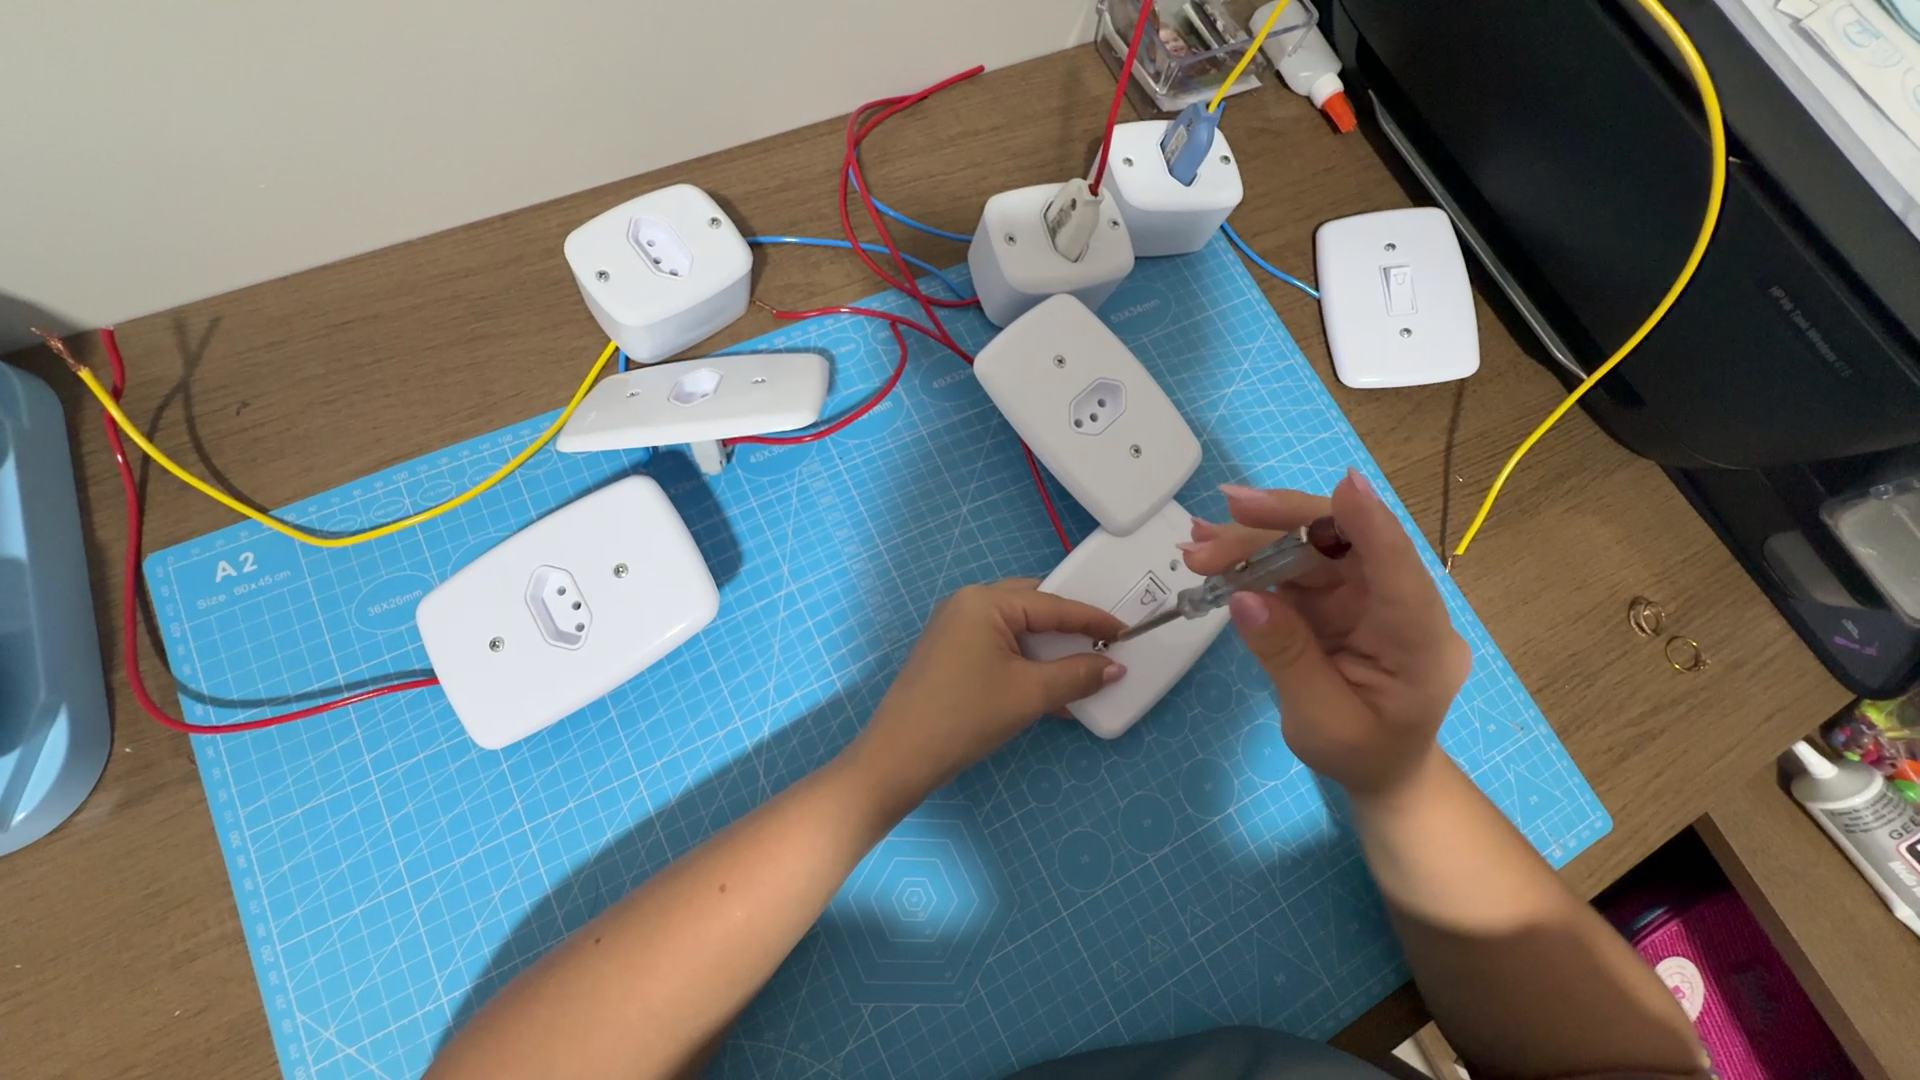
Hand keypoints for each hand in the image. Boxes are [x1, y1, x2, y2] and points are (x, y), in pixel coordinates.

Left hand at [845, 581, 1127, 804]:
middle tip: (1102, 644)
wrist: (900, 757)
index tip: (1125, 633)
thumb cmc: (967, 715)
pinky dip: (1025, 664)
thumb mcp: (1030, 694)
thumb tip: (1114, 667)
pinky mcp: (948, 654)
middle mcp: (966, 604)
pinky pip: (998, 648)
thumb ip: (1077, 675)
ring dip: (1048, 651)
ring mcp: (953, 629)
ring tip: (1081, 670)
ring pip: (1015, 631)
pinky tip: (1049, 691)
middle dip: (1068, 629)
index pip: (1052, 604)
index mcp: (985, 601)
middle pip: (1032, 608)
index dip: (1092, 620)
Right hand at [1183, 470, 1469, 796]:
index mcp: (1419, 640)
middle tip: (1213, 526)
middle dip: (1279, 527)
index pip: (1400, 570)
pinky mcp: (1337, 597)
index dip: (1371, 524)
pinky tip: (1213, 551)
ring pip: (1311, 548)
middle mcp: (1397, 604)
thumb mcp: (1321, 720)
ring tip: (1196, 546)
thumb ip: (1286, 657)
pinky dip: (1252, 558)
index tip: (1344, 483)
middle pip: (1344, 545)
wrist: (1381, 771)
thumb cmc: (1361, 754)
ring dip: (1253, 541)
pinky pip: (1294, 566)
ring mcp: (1366, 596)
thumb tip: (1242, 597)